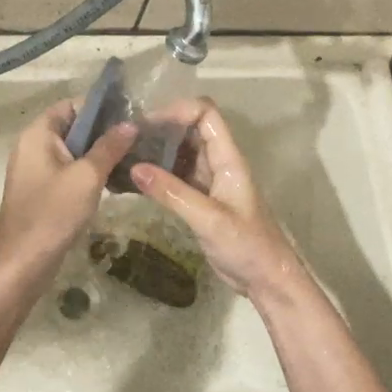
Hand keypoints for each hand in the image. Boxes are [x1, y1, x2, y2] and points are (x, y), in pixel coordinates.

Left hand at [0, 99, 136, 284]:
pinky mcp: (41, 191)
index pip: (70, 105)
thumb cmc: (53, 213)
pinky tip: (114, 180)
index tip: (130, 115)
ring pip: (72, 151)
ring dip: (98, 153)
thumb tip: (130, 124)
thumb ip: (109, 147)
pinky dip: (88, 172)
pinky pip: (67, 171)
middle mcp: (32, 146)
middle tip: (137, 137)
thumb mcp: (87, 177)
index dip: (99, 107)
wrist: (24, 262)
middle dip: (103, 131)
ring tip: (132, 156)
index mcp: (37, 134)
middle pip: (72, 127)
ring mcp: (35, 170)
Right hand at [129, 99, 308, 300]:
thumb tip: (134, 168)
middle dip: (161, 127)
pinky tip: (134, 181)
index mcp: (228, 159)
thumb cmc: (247, 245)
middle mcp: (218, 163)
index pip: (206, 114)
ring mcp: (209, 181)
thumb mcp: (209, 219)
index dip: (178, 110)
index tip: (147, 124)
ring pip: (181, 153)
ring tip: (124, 156)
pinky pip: (177, 177)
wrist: (266, 280)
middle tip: (127, 138)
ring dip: (157, 151)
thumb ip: (172, 193)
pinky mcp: (200, 200)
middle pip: (190, 128)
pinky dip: (158, 174)